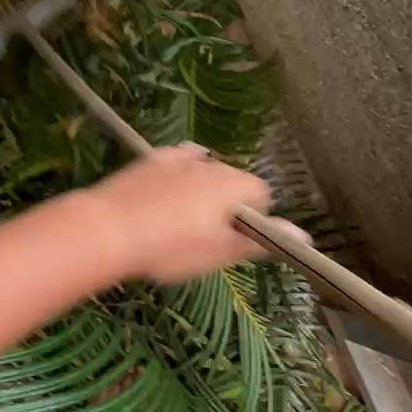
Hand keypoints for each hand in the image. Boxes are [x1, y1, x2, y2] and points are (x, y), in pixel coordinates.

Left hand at [81, 145, 308, 282]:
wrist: (109, 229)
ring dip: (202, 191)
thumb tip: (302, 236)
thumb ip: (259, 241)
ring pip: (203, 171)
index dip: (255, 217)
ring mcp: (177, 158)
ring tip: (183, 222)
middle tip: (210, 236)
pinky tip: (169, 192)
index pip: (262, 193)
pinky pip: (175, 163)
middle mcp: (209, 164)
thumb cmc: (170, 247)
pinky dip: (178, 175)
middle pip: (232, 180)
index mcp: (232, 185)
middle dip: (228, 203)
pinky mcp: (150, 160)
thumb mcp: (219, 252)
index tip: (238, 238)